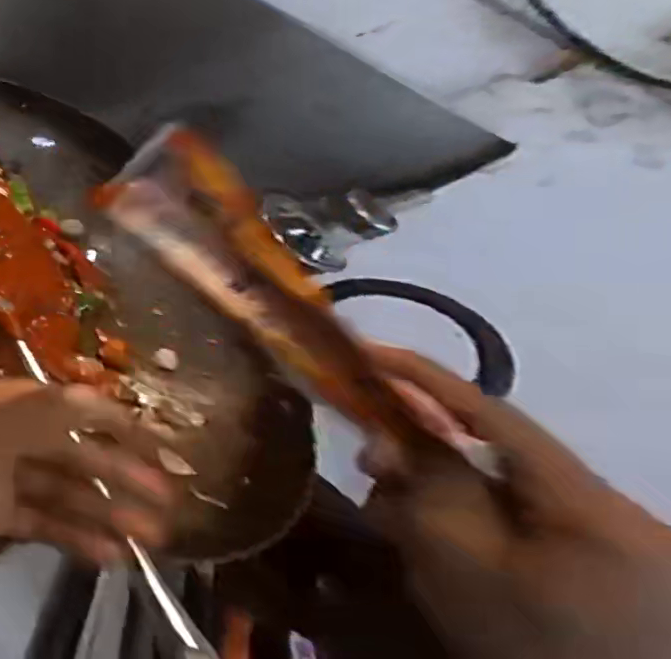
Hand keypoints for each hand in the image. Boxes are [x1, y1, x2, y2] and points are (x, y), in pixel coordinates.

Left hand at [0, 377, 172, 561]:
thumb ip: (42, 415)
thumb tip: (96, 393)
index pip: (60, 403)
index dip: (109, 420)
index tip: (158, 443)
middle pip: (66, 447)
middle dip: (114, 470)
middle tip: (167, 499)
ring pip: (60, 486)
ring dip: (104, 509)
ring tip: (152, 536)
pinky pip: (43, 518)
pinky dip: (75, 534)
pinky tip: (112, 555)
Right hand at [360, 346, 670, 658]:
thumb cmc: (525, 636)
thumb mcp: (455, 555)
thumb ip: (426, 478)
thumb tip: (396, 432)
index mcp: (593, 505)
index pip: (493, 414)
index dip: (422, 376)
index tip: (359, 350)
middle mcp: (618, 516)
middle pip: (494, 453)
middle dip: (421, 451)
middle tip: (368, 466)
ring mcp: (621, 550)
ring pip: (501, 490)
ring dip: (439, 493)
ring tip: (394, 521)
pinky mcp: (611, 578)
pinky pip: (520, 524)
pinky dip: (468, 522)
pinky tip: (433, 544)